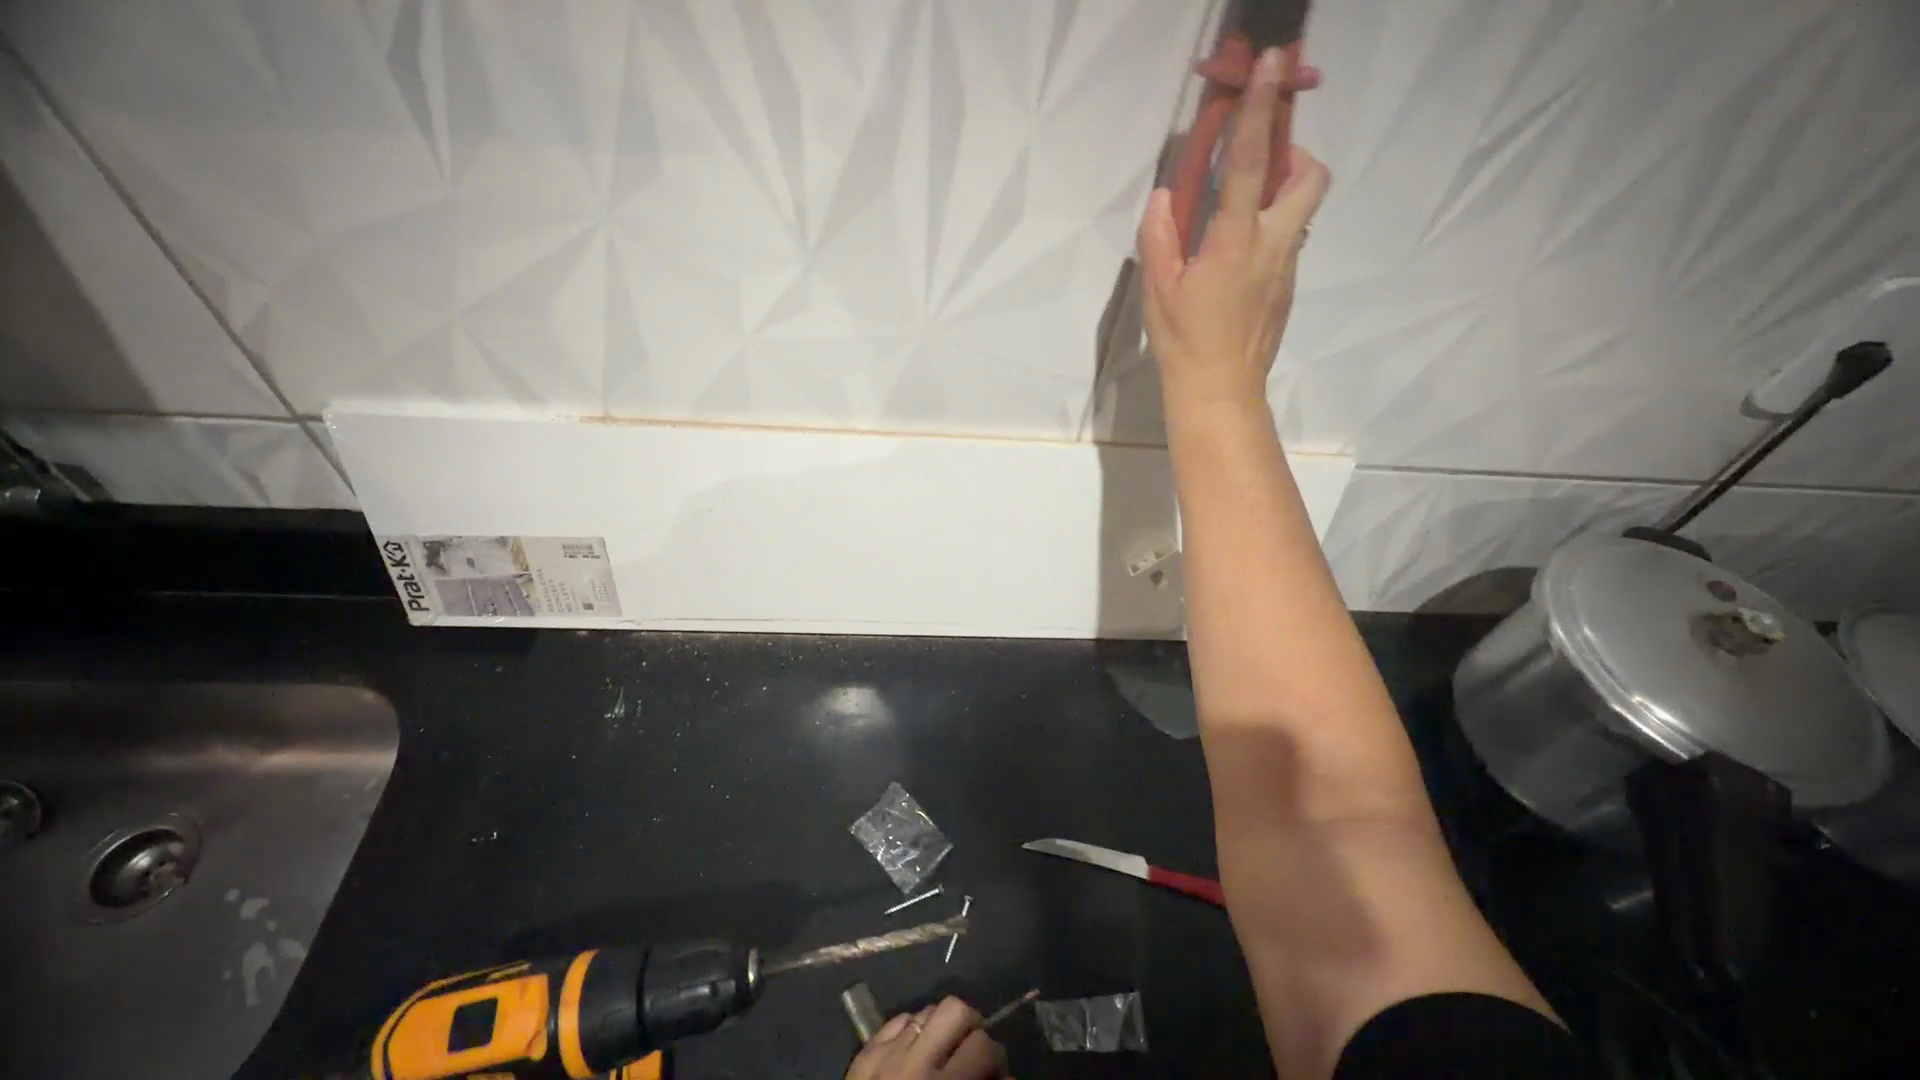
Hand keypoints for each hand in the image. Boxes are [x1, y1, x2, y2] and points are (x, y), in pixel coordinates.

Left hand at [845, 997, 1008, 1079]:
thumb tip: (1006, 1079)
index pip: (984, 1047)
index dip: (996, 1060)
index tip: (994, 1075)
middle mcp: (916, 1062)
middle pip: (956, 1010)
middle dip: (971, 1028)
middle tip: (972, 1053)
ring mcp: (886, 1053)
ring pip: (926, 1010)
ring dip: (942, 1027)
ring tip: (943, 1051)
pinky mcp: (865, 1054)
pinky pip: (897, 1020)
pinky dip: (912, 1030)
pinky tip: (914, 1051)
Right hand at [1138, 47, 1330, 409]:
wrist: (1220, 392)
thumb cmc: (1184, 341)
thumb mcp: (1158, 288)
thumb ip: (1159, 236)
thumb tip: (1165, 197)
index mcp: (1236, 241)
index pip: (1252, 163)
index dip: (1262, 110)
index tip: (1273, 66)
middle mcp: (1274, 245)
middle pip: (1311, 177)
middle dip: (1294, 155)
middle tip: (1258, 166)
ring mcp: (1287, 266)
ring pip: (1302, 208)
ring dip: (1279, 193)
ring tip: (1235, 216)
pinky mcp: (1288, 285)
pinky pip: (1286, 239)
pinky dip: (1267, 228)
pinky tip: (1232, 260)